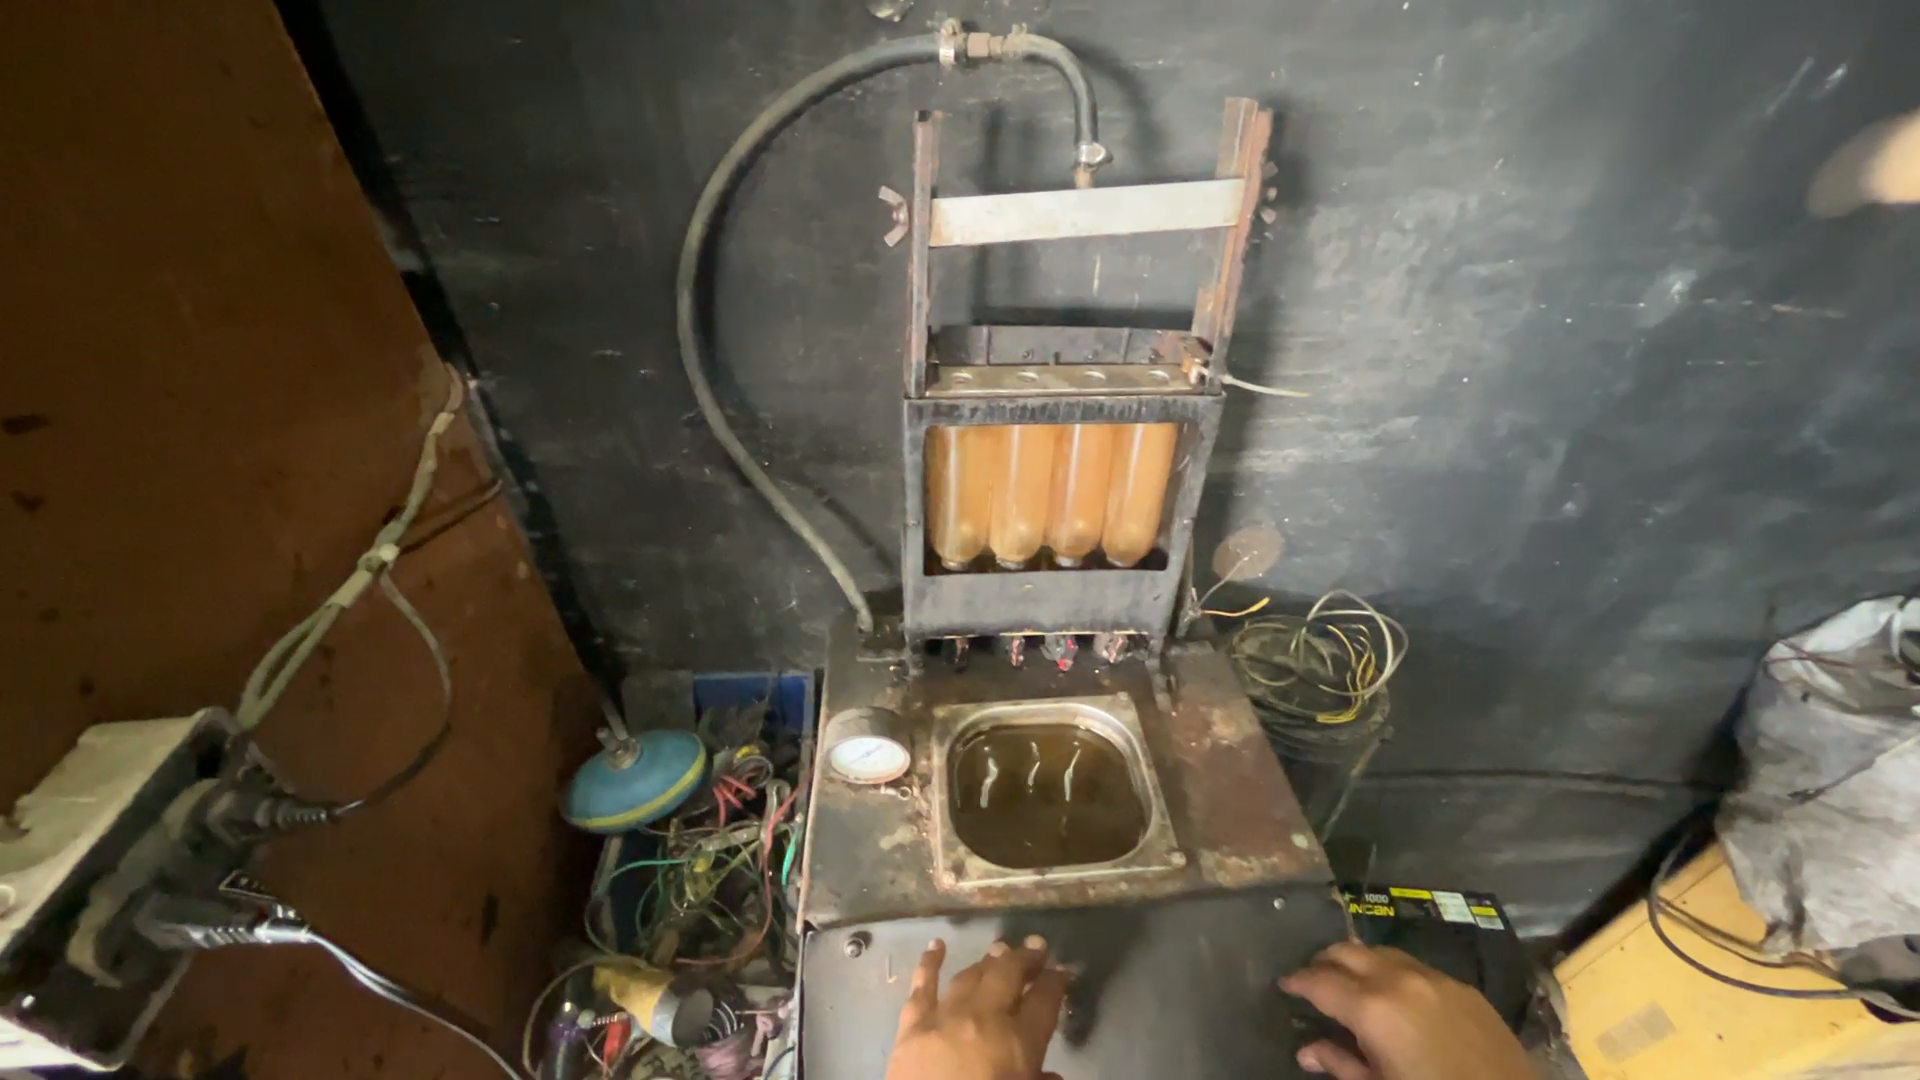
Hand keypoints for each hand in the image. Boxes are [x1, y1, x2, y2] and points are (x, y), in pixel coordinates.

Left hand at [883, 936, 1071, 1079]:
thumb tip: (1052, 1077)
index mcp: (1017, 1044)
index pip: (1045, 1001)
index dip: (1057, 982)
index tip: (1063, 970)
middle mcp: (984, 1018)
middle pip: (1008, 975)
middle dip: (1025, 958)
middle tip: (1036, 946)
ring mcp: (945, 1017)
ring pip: (971, 975)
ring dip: (988, 961)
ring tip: (1000, 948)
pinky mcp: (912, 1026)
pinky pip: (922, 987)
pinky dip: (928, 963)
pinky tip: (936, 945)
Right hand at [1280, 943, 1533, 1079]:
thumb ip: (1341, 1065)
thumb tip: (1307, 1050)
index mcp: (1372, 1008)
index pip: (1318, 981)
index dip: (1296, 981)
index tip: (1284, 985)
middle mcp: (1398, 979)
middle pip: (1345, 952)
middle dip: (1323, 963)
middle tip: (1312, 980)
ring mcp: (1435, 979)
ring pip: (1380, 952)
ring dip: (1358, 962)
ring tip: (1351, 983)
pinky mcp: (1464, 988)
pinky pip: (1415, 967)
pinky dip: (1393, 973)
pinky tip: (1396, 997)